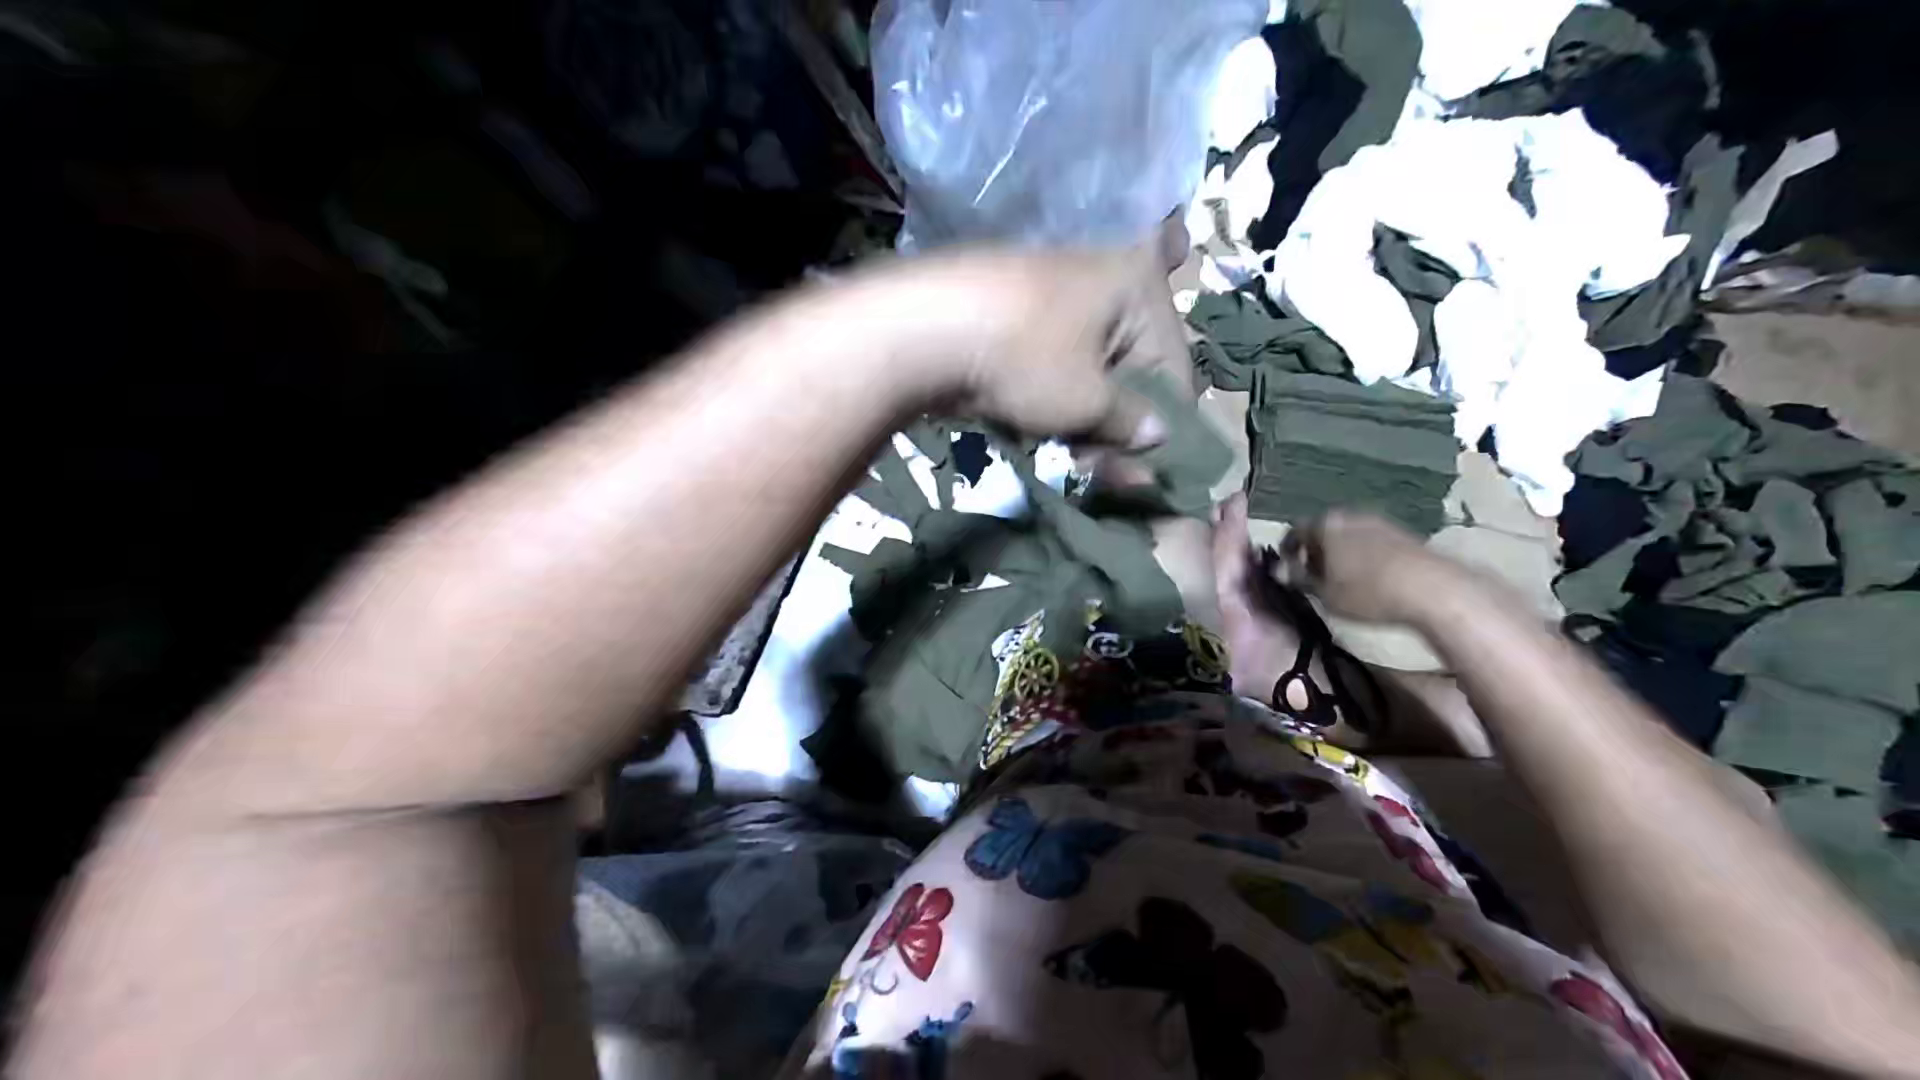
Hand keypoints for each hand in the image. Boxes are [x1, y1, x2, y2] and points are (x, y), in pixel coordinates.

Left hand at [879, 245, 1190, 446]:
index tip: (1143, 466)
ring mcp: (1056, 290)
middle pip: (1131, 365)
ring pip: (1091, 366)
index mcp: (1137, 284)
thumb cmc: (1026, 361)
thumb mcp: (1086, 403)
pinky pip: (1054, 359)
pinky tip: (1038, 421)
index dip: (1161, 423)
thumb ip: (1128, 422)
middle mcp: (1103, 275)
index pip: (1172, 366)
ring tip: (1068, 450)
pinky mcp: (1017, 310)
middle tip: (1098, 465)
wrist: (924, 330)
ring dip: (1085, 413)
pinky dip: (1053, 393)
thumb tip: (1158, 434)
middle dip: (1118, 419)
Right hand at [1279, 510, 1469, 624]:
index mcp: (1325, 523)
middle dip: (1315, 552)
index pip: (1293, 532)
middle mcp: (1350, 515)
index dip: (1286, 553)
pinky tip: (1369, 579)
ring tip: (1341, 581)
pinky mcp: (1404, 534)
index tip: (1288, 574)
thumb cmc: (1368, 591)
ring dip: (1340, 554)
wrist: (1434, 590)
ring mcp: (1380, 522)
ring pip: (1347, 536)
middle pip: (1322, 530)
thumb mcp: (1324, 593)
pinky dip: (1362, 556)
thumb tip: (1280, 571)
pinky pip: (1371, 542)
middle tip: (1313, 578)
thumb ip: (1298, 579)